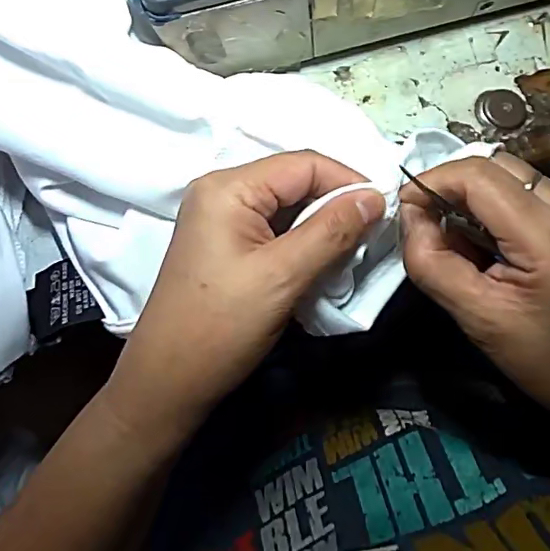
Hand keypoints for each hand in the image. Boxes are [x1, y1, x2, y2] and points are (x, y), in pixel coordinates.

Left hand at [103, 152, 386, 443]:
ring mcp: (222, 216)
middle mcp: (222, 190)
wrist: (166, 386)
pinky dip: (304, 239)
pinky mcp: (226, 241)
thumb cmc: (219, 328)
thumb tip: (376, 197)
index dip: (348, 182)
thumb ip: (332, 230)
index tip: (384, 211)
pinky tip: (323, 260)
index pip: (304, 164)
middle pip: (296, 180)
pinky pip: (276, 225)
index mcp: (228, 187)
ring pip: (289, 204)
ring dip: (323, 224)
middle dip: (336, 204)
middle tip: (371, 234)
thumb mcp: (283, 276)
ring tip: (352, 249)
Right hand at [400, 155, 549, 437]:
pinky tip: (492, 235)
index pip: (481, 178)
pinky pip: (527, 184)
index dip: (435, 181)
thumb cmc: (543, 359)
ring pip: (509, 170)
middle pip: (495, 165)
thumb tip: (411, 214)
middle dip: (452, 185)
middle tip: (432, 221)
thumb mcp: (476, 319)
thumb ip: (431, 262)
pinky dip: (497, 200)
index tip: (408, 205)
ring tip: (463, 233)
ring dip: (474, 192)